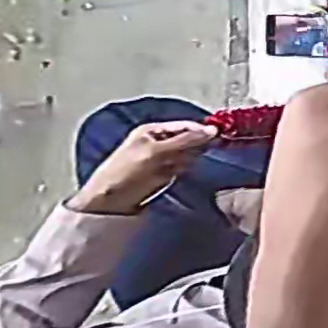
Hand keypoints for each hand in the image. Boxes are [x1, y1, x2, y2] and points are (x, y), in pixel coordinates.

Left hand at [67, 121, 217, 214]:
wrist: (109, 202)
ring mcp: (164, 155)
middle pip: (191, 137)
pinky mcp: (167, 169)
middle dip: (195, 146)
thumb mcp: (156, 152)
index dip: (202, 130)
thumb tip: (215, 129)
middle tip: (193, 155)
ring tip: (177, 167)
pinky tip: (177, 172)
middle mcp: (160, 140)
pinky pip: (186, 163)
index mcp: (153, 130)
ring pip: (191, 151)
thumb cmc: (126, 172)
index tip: (217, 137)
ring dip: (189, 158)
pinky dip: (186, 167)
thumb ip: (186, 139)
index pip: (187, 125)